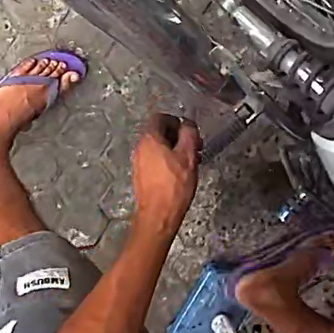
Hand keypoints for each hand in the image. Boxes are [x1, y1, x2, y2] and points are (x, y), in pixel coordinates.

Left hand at [131, 113, 199, 236]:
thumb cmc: (174, 185)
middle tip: (194, 149)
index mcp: (149, 139)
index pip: (161, 117)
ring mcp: (139, 163)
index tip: (190, 134)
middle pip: (160, 133)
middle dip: (179, 138)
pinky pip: (155, 161)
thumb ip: (189, 133)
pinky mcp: (141, 176)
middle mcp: (140, 148)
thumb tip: (187, 125)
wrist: (158, 215)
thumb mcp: (189, 155)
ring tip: (190, 164)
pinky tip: (179, 175)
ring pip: (159, 148)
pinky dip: (168, 163)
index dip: (178, 122)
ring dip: (175, 151)